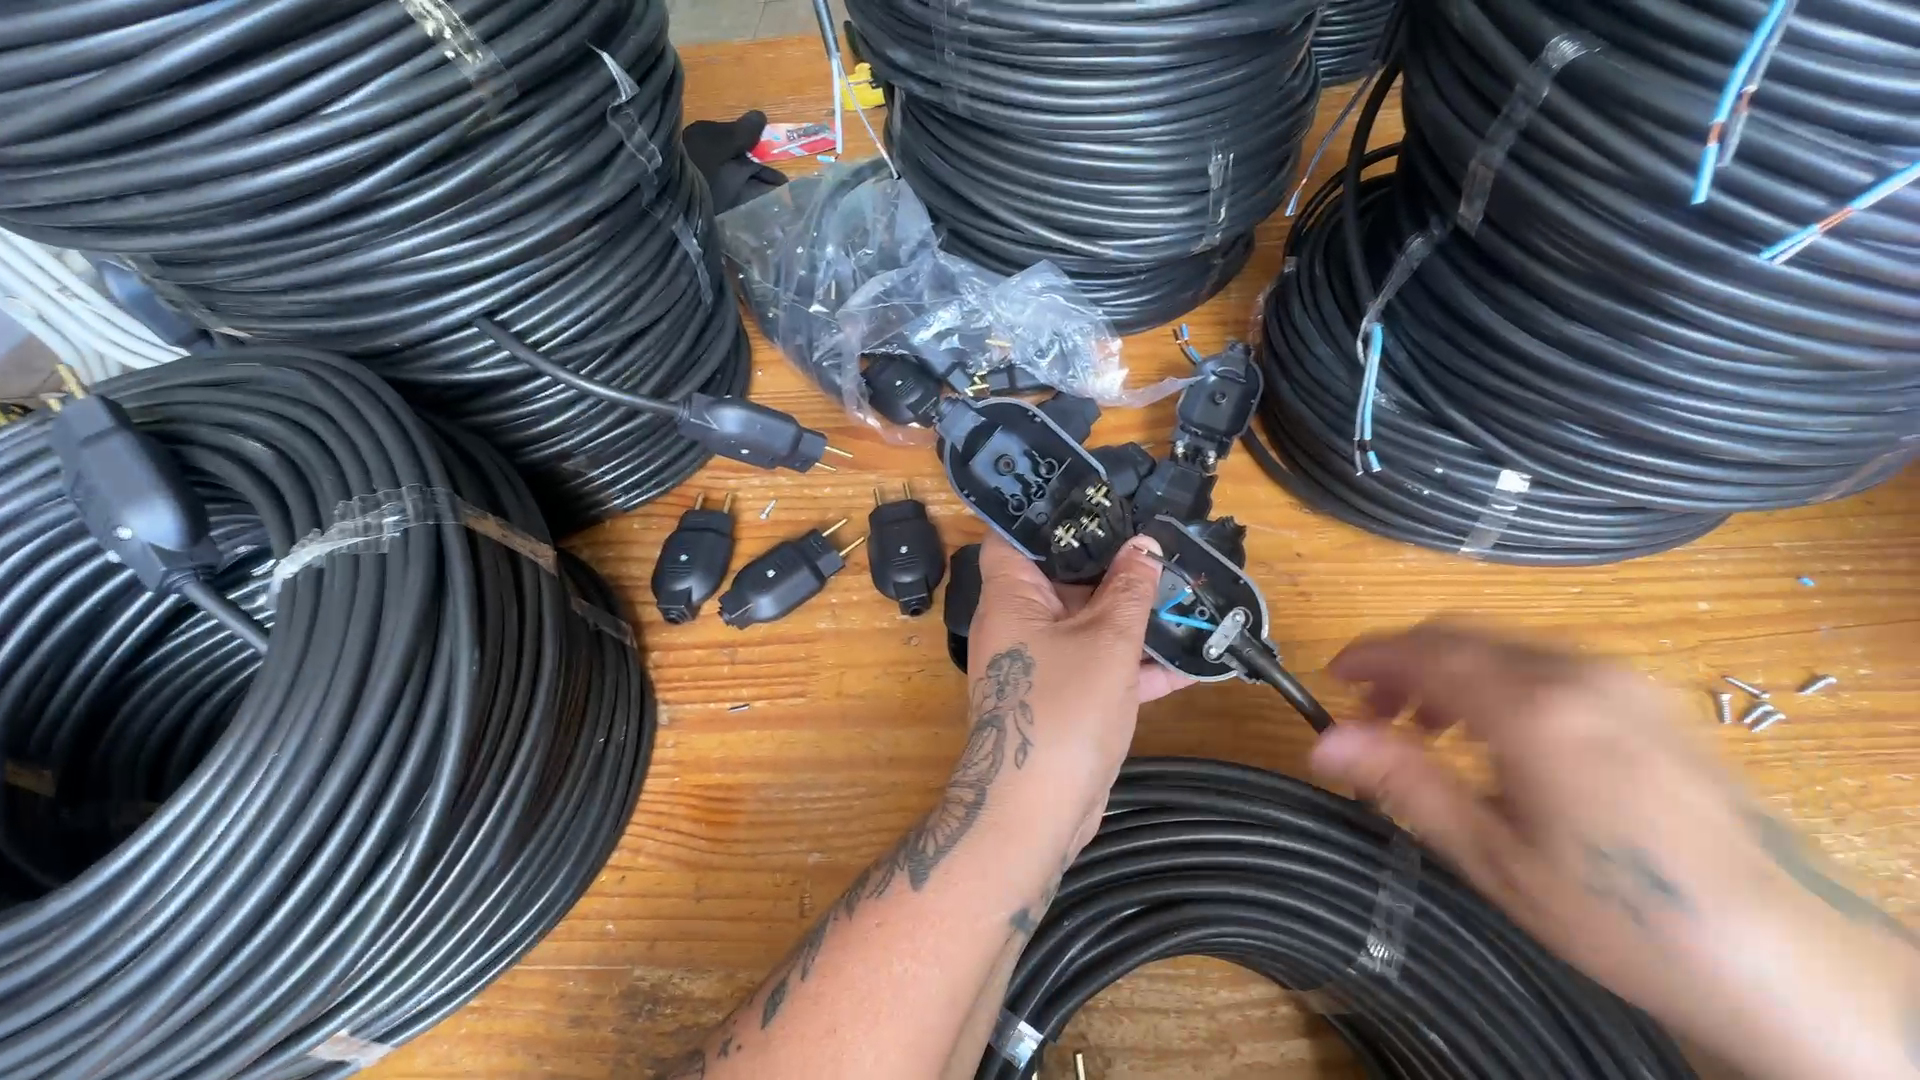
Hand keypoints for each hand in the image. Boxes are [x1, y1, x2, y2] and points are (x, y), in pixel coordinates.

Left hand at [964, 532, 1185, 853]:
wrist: (1039, 809)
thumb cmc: (1064, 708)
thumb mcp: (1107, 640)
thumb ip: (1130, 590)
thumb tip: (1144, 547)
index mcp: (1011, 597)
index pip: (1014, 537)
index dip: (1049, 514)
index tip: (1094, 499)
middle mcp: (1019, 624)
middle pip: (1062, 579)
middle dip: (1112, 565)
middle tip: (1160, 543)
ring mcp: (1042, 663)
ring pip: (1089, 624)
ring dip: (1134, 615)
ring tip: (1187, 593)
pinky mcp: (1065, 699)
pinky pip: (1102, 666)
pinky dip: (1139, 664)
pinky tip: (1194, 660)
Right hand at [1309, 622, 1919, 1079]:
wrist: (1790, 958)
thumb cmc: (1622, 917)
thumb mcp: (1494, 858)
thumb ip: (1405, 783)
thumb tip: (1322, 742)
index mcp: (1536, 709)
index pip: (1424, 650)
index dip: (1367, 656)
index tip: (1330, 678)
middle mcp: (1580, 674)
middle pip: (1461, 634)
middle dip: (1404, 663)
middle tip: (1373, 715)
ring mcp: (1624, 681)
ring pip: (1504, 643)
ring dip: (1449, 670)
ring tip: (1428, 729)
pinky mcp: (1650, 698)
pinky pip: (1547, 661)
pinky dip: (1498, 678)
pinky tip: (1496, 735)